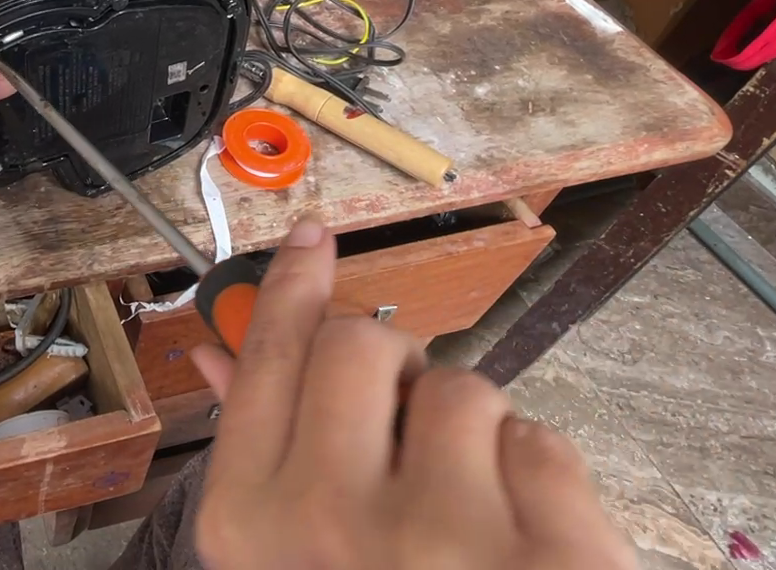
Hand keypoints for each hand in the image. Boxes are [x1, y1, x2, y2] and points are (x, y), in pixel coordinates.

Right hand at [188, 221, 633, 569]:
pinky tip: (523, 542)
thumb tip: (217, 355)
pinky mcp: (559, 568)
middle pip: (361, 345)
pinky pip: (542, 443)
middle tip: (402, 414)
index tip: (314, 238)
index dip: (293, 285)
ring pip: (460, 387)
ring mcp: (443, 546)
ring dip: (468, 431)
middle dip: (389, 365)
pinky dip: (539, 480)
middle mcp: (327, 521)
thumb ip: (251, 446)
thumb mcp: (278, 556)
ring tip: (466, 506)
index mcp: (251, 520)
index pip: (270, 356)